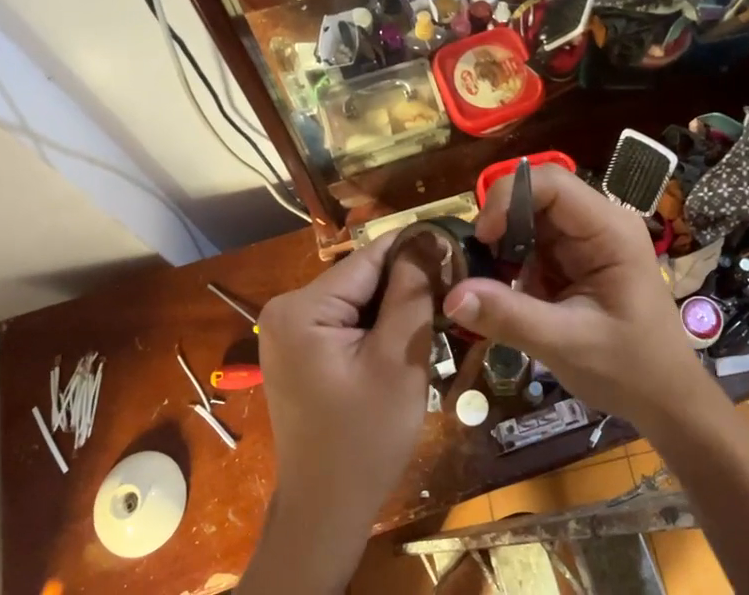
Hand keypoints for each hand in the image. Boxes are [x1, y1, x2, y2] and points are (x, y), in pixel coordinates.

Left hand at [255, 231, 434, 528]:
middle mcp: (285, 308)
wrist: (325, 512)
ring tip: (435, 326)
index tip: (463, 258)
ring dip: (395, 309)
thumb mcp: (399, 360)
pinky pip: (346, 322)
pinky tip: (402, 348)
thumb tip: (430, 236)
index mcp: (301, 307)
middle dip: (407, 287)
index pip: (371, 257)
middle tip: (453, 304)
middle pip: (363, 278)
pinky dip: (376, 329)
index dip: (420, 253)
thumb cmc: (365, 440)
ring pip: (358, 299)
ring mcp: (288, 331)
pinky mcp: (298, 351)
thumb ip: (413, 292)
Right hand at [442, 164, 707, 426]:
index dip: (508, 198)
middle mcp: (600, 224)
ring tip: (490, 285)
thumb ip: (509, 316)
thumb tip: (450, 295)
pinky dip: (513, 265)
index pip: (553, 183)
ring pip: (531, 220)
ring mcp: (588, 241)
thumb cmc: (628, 369)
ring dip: (505, 246)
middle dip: (502, 224)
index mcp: (610, 230)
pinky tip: (508, 295)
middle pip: (538, 196)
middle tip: (478, 266)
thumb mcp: (564, 344)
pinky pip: (535, 245)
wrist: (665, 400)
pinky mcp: (576, 261)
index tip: (483, 239)